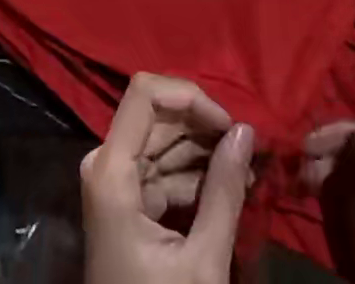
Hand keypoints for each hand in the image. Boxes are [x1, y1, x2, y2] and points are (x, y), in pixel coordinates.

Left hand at [81, 73, 254, 283]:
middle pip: (157, 115)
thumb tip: (247, 130)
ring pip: (163, 139)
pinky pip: (163, 166)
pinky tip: (229, 187)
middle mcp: (105, 165)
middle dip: (205, 126)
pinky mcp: (126, 200)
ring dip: (205, 149)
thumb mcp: (203, 261)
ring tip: (247, 172)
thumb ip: (224, 191)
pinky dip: (195, 173)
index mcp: (111, 171)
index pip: (145, 92)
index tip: (230, 125)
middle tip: (249, 151)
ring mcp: (114, 182)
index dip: (190, 97)